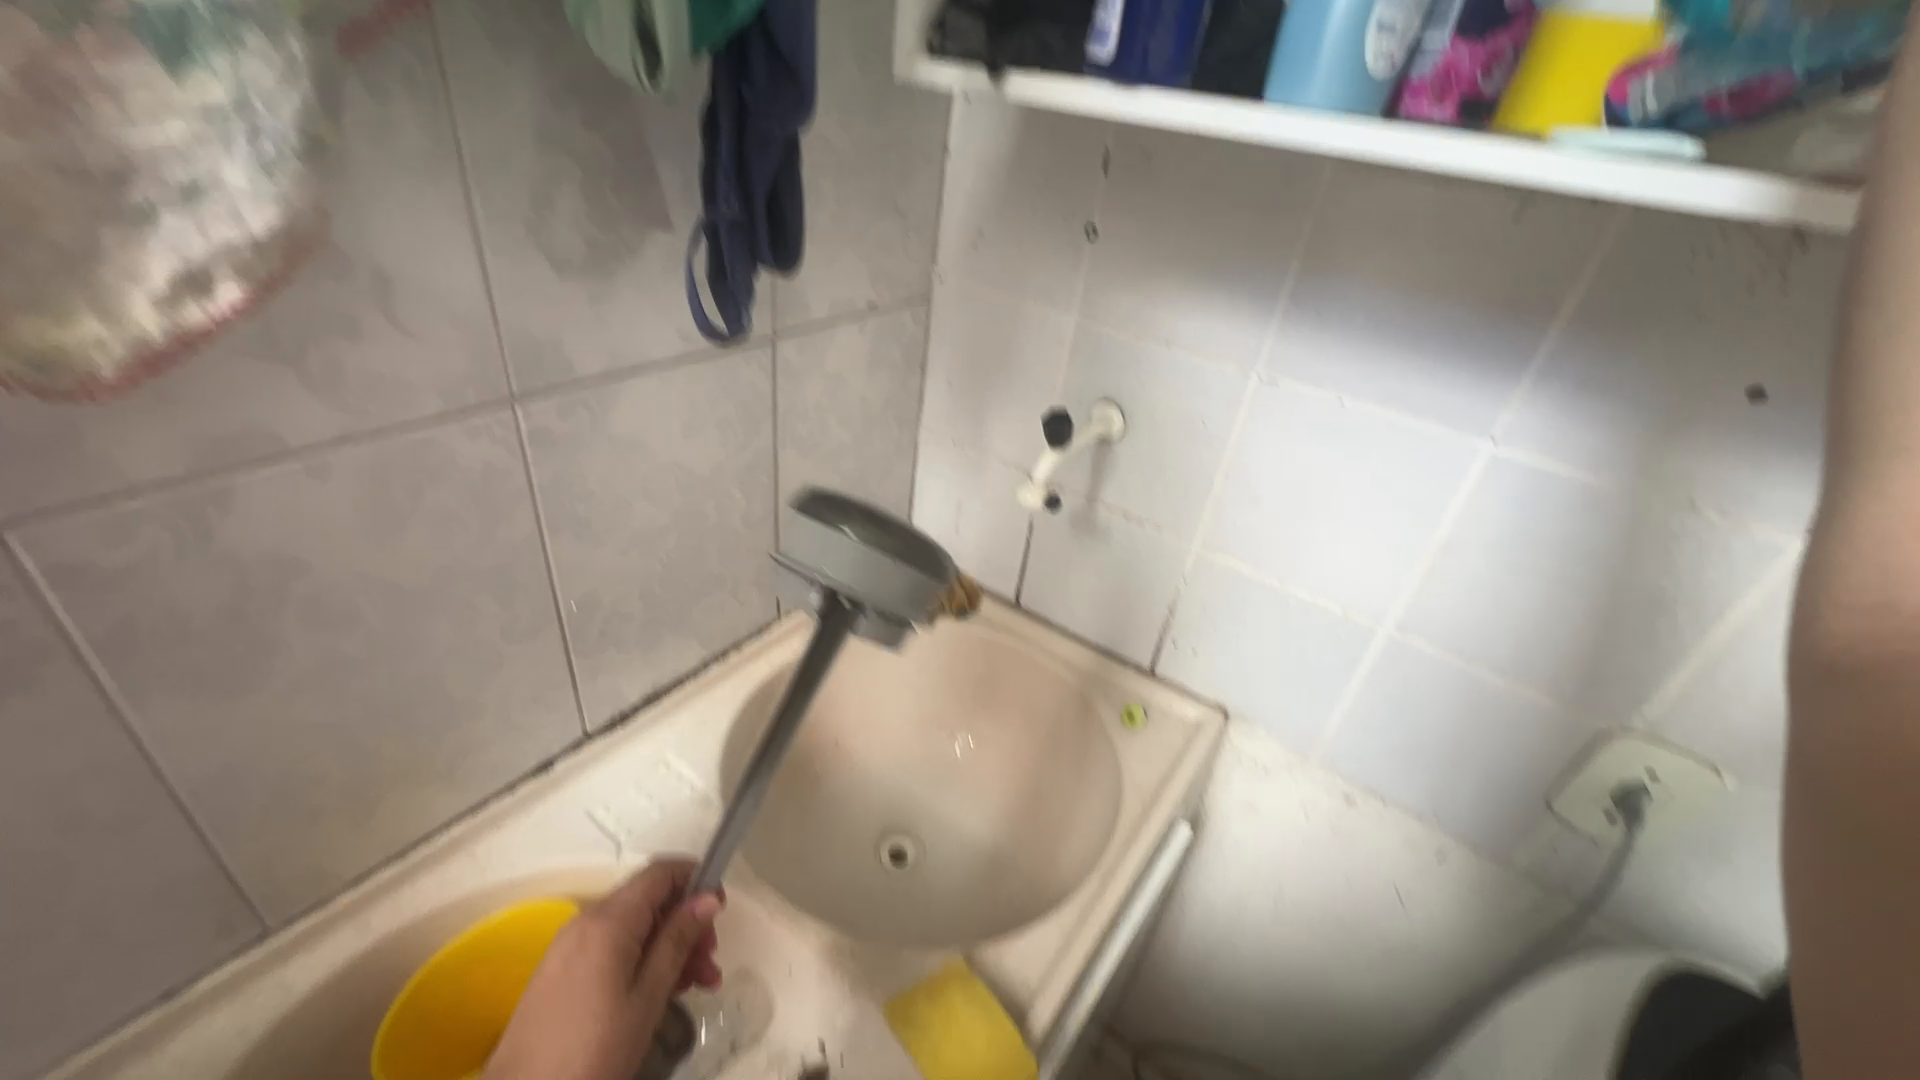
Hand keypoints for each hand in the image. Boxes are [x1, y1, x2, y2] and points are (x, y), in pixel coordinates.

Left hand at [483, 859, 723, 1079]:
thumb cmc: (595, 1047)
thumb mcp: (648, 996)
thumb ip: (678, 940)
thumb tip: (708, 897)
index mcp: (608, 920)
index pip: (659, 872)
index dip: (695, 879)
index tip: (720, 910)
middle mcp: (586, 921)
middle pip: (649, 901)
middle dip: (686, 924)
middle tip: (711, 962)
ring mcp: (569, 945)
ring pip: (633, 927)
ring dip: (668, 946)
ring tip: (695, 986)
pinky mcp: (561, 970)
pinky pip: (612, 947)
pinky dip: (641, 958)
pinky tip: (659, 991)